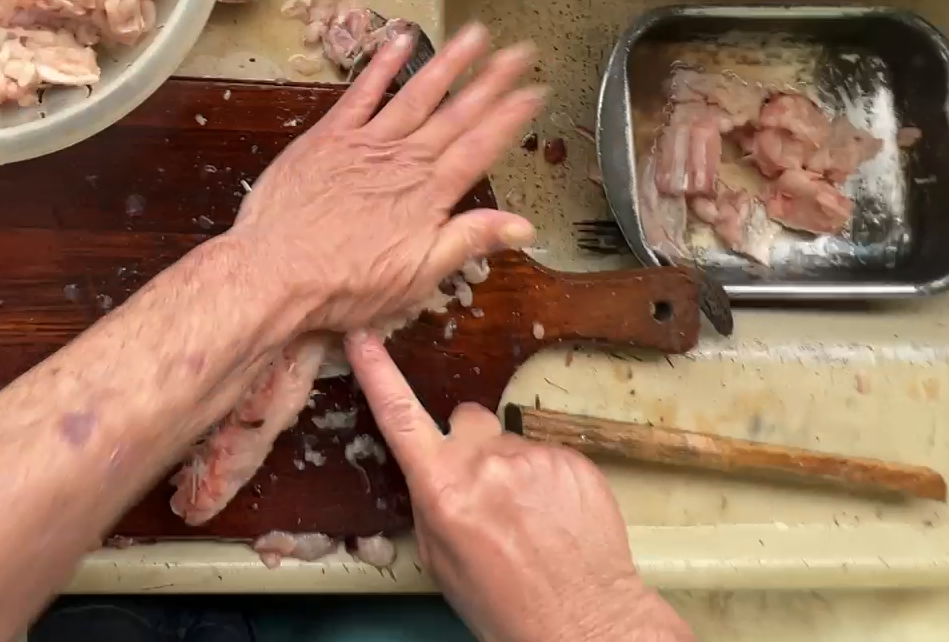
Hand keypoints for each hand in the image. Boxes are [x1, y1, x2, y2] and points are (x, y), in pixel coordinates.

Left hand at [226, 23, 543, 333]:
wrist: (273, 273)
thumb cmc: (343, 285)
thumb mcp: (414, 278)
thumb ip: (467, 242)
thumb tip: (523, 226)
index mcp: (427, 195)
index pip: (479, 148)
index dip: (509, 119)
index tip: (533, 93)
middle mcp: (402, 160)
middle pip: (456, 114)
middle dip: (491, 81)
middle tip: (520, 52)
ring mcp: (365, 142)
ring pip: (416, 95)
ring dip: (448, 63)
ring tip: (475, 35)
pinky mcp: (329, 136)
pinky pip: (360, 93)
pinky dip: (382, 65)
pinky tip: (401, 40)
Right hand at [347, 333, 694, 641]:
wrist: (587, 628)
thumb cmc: (506, 606)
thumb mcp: (440, 560)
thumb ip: (430, 499)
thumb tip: (432, 467)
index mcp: (443, 489)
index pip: (400, 416)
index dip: (376, 372)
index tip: (361, 336)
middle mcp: (483, 462)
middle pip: (466, 418)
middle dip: (470, 441)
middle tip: (488, 489)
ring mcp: (531, 456)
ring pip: (508, 441)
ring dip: (513, 468)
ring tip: (530, 516)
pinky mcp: (570, 458)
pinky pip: (547, 454)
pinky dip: (549, 479)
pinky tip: (557, 516)